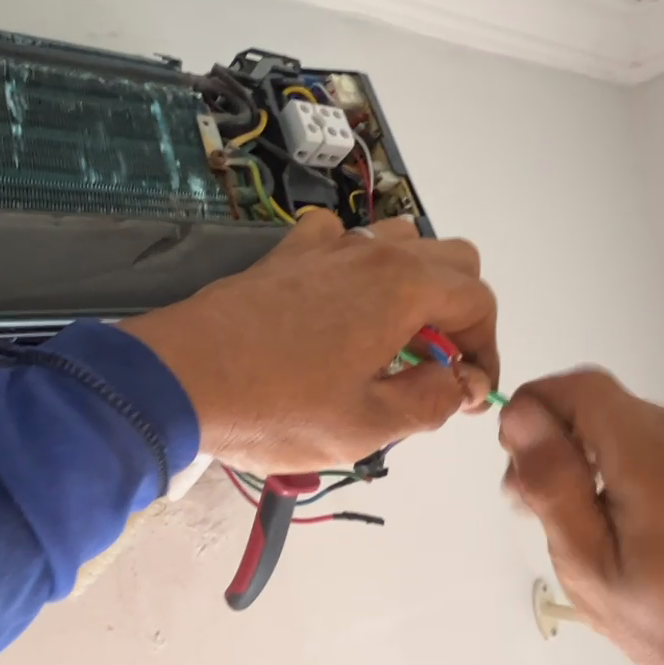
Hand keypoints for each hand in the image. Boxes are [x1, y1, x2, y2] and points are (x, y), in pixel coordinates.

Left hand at [119, 211, 497, 473]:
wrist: (177, 378)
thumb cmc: (275, 408)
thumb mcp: (365, 425)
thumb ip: (429, 401)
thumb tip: (458, 383)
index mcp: (402, 288)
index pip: (478, 301)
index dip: (486, 348)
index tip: (466, 391)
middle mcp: (370, 253)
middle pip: (449, 258)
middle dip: (458, 310)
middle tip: (433, 364)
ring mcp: (324, 247)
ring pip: (396, 240)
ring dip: (412, 282)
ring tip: (389, 336)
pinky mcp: (284, 255)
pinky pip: (336, 238)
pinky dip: (353, 262)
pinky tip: (336, 301)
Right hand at [498, 370, 663, 664]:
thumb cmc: (656, 626)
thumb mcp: (584, 567)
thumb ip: (551, 484)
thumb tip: (520, 413)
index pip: (586, 390)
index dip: (539, 405)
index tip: (519, 455)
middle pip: (602, 401)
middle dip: (558, 434)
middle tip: (537, 496)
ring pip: (625, 411)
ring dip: (589, 444)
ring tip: (582, 505)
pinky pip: (655, 426)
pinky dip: (624, 450)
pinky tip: (622, 499)